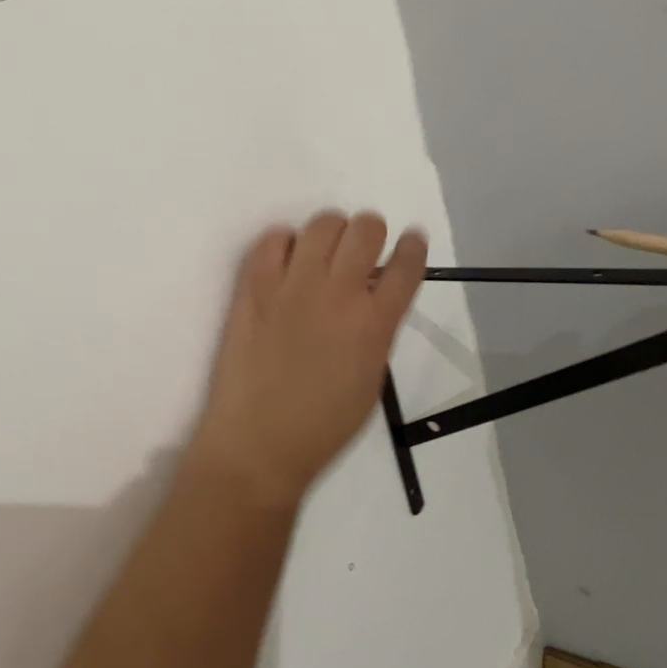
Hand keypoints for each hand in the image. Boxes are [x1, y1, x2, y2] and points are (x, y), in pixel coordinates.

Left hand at [186, 210, 428, 504]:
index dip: (412, 247)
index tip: (409, 243)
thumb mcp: (372, 380)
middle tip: (360, 253)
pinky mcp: (254, 287)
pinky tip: (286, 265)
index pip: (406, 265)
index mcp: (375, 323)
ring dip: (331, 233)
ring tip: (322, 255)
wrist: (259, 444)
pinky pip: (272, 239)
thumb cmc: (322, 426)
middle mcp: (338, 293)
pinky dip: (285, 244)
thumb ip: (376, 332)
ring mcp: (293, 285)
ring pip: (322, 224)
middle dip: (370, 234)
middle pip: (366, 228)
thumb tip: (372, 302)